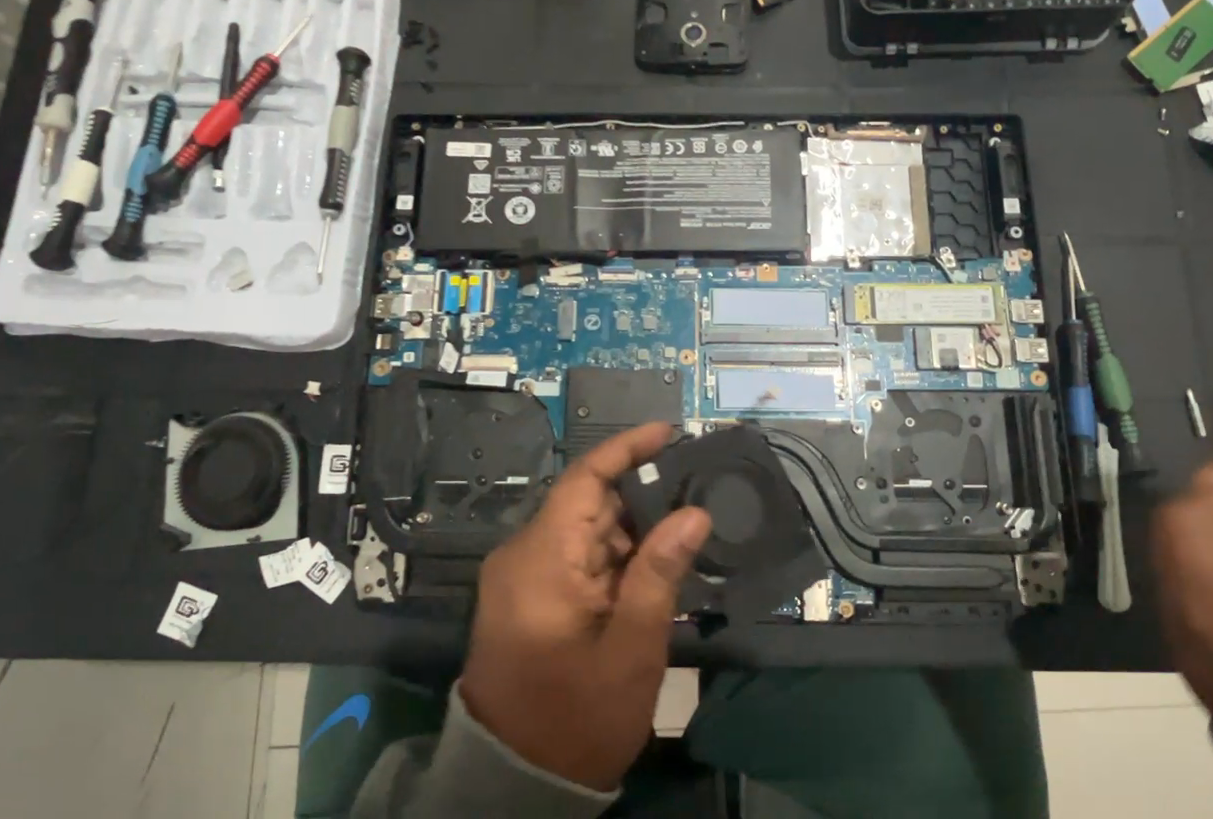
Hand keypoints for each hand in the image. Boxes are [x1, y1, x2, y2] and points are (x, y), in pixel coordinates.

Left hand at [460, 422, 711, 791]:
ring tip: (688, 528)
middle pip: (587, 504)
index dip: (626, 449)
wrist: (513, 782)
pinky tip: (656, 565)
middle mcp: (523, 555)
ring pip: (585, 532)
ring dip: (632, 531)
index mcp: (541, 559)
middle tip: (699, 492)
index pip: (584, 479)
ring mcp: (522, 577)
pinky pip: (575, 559)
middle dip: (642, 496)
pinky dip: (615, 559)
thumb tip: (694, 513)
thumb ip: (659, 573)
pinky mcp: (528, 598)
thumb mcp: (631, 649)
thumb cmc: (577, 718)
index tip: (670, 430)